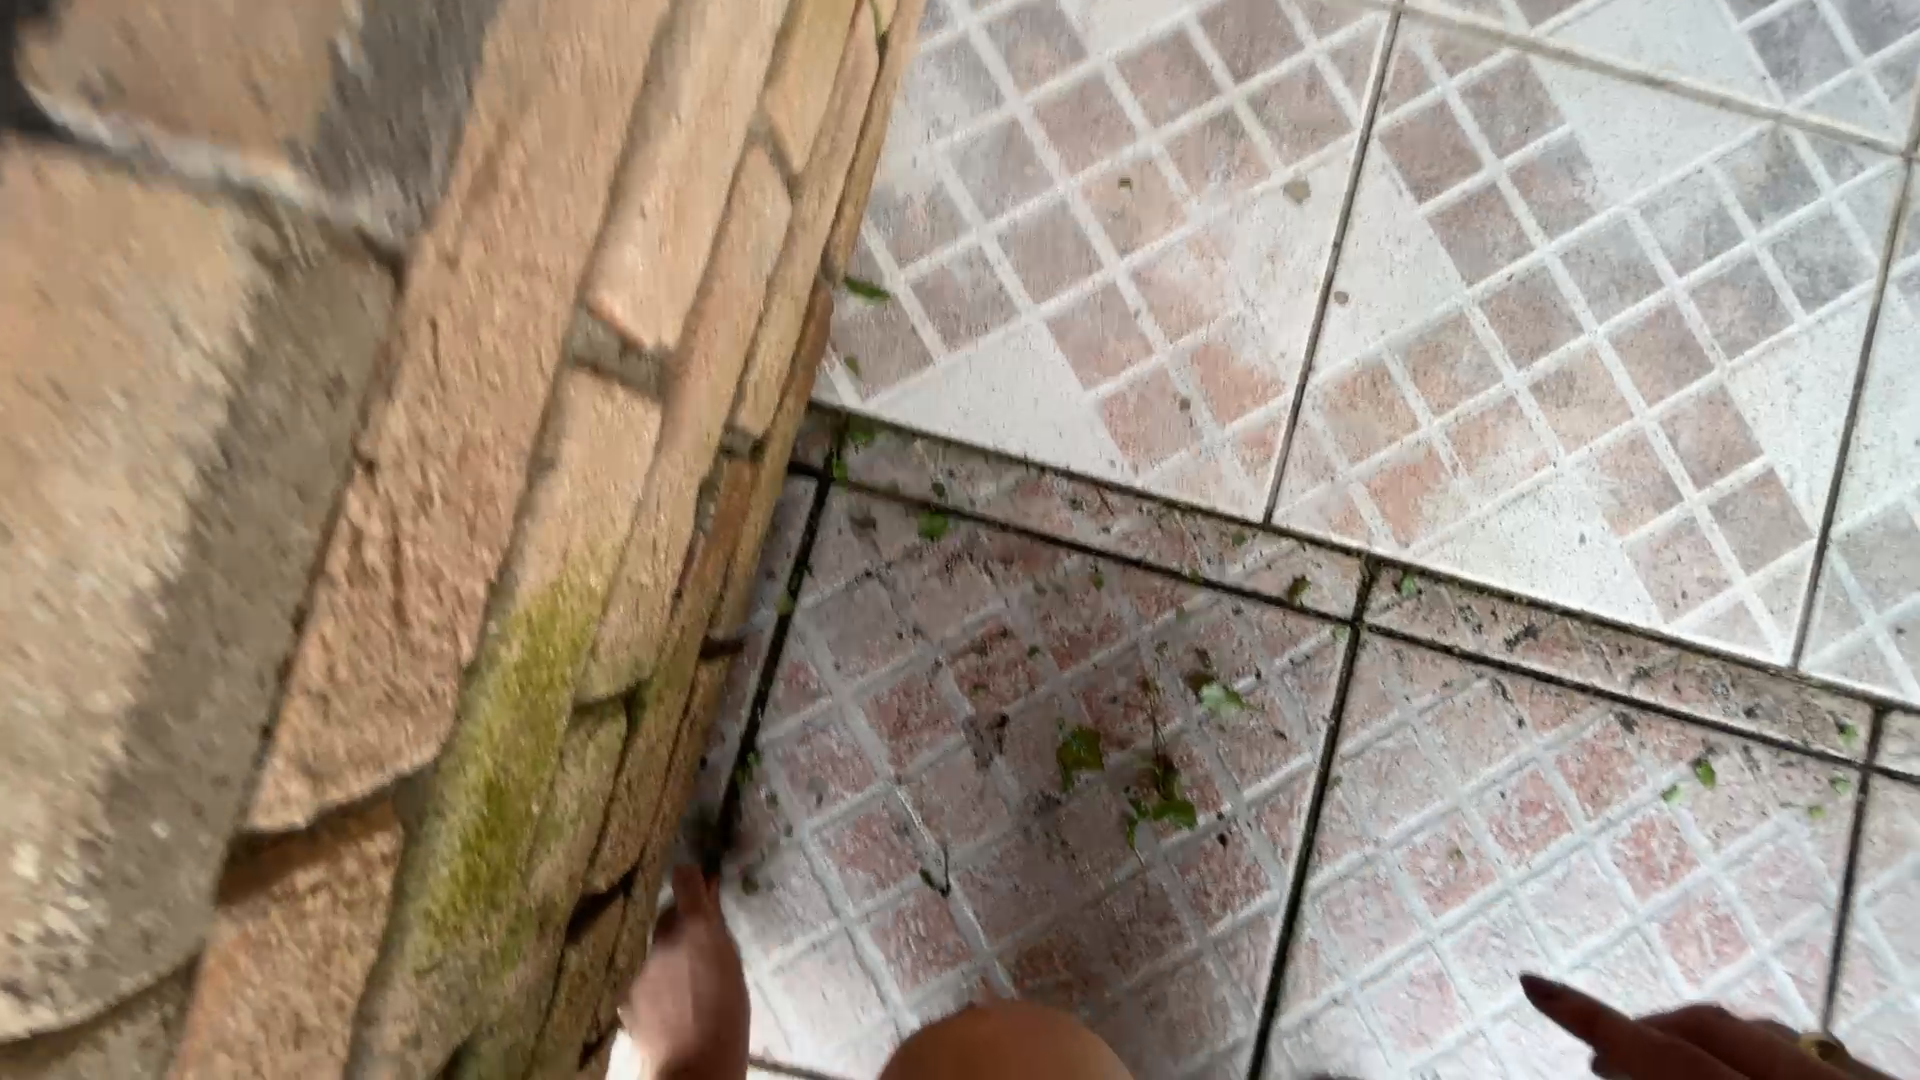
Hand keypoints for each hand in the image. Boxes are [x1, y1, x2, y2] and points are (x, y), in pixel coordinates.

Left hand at [620, 866, 748, 1079]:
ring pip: (653, 945)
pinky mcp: (624, 994)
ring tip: (680, 979)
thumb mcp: (732, 963)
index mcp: (696, 925)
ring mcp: (639, 966)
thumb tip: (709, 892)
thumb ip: (717, 926)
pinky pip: (641, 972)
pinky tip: (665, 1001)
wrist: (693, 1069)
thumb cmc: (728, 1014)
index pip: (684, 877)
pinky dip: (652, 978)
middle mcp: (662, 938)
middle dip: (681, 922)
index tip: (698, 886)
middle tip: (695, 944)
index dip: (691, 879)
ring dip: (665, 951)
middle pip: (668, 913)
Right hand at [1520, 974, 1891, 1079]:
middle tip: (1599, 1059)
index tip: (1533, 984)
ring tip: (1666, 1069)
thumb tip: (1614, 1069)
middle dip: (1641, 1029)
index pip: (1670, 1059)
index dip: (1592, 1018)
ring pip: (1766, 1033)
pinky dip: (1761, 1059)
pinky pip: (1814, 1055)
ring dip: (1699, 1041)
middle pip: (1711, 1026)